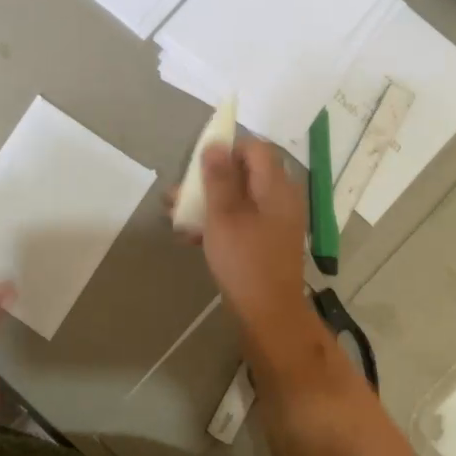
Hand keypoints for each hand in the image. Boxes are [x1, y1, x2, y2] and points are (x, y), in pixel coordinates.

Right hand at [197, 139, 312, 335]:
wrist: (268, 312)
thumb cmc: (244, 260)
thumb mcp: (224, 216)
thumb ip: (219, 178)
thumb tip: (214, 144)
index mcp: (276, 188)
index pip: (255, 149)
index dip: (226, 149)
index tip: (197, 165)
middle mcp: (280, 199)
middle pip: (244, 173)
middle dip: (208, 179)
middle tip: (178, 194)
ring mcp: (274, 221)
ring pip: (238, 198)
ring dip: (207, 202)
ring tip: (175, 216)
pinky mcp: (266, 240)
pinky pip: (240, 219)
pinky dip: (217, 222)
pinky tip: (191, 237)